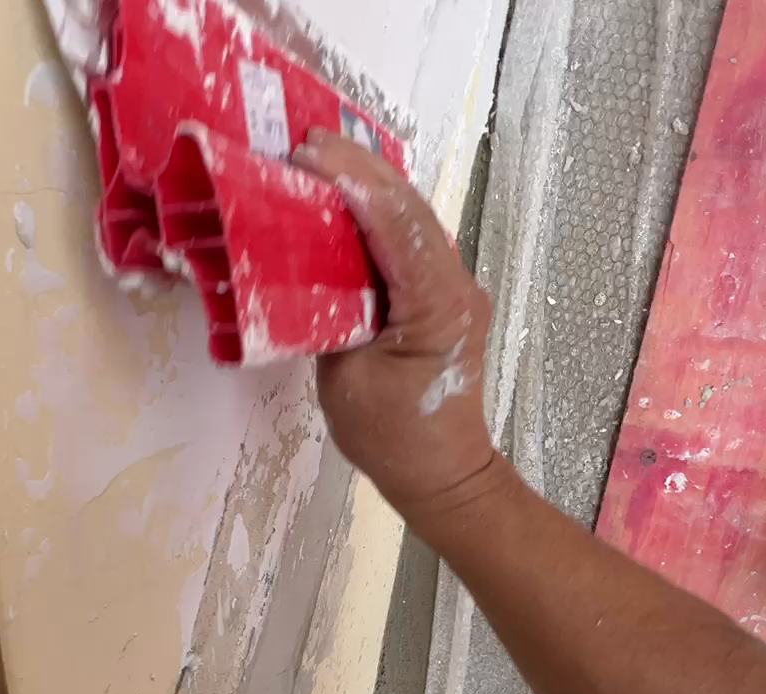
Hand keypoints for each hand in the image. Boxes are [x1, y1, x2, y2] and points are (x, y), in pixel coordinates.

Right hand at [292, 129, 502, 518]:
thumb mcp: (344, 378)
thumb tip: (309, 269)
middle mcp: (458, 286)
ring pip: (414, 222)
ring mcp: (457, 292)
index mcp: (438, 304)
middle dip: (360, 170)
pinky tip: (346, 211)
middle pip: (411, 209)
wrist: (443, 474)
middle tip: (307, 145)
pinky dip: (378, 222)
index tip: (307, 152)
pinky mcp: (445, 302)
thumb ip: (328, 315)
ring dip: (370, 190)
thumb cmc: (393, 438)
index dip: (353, 179)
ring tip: (321, 166)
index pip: (398, 221)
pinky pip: (411, 248)